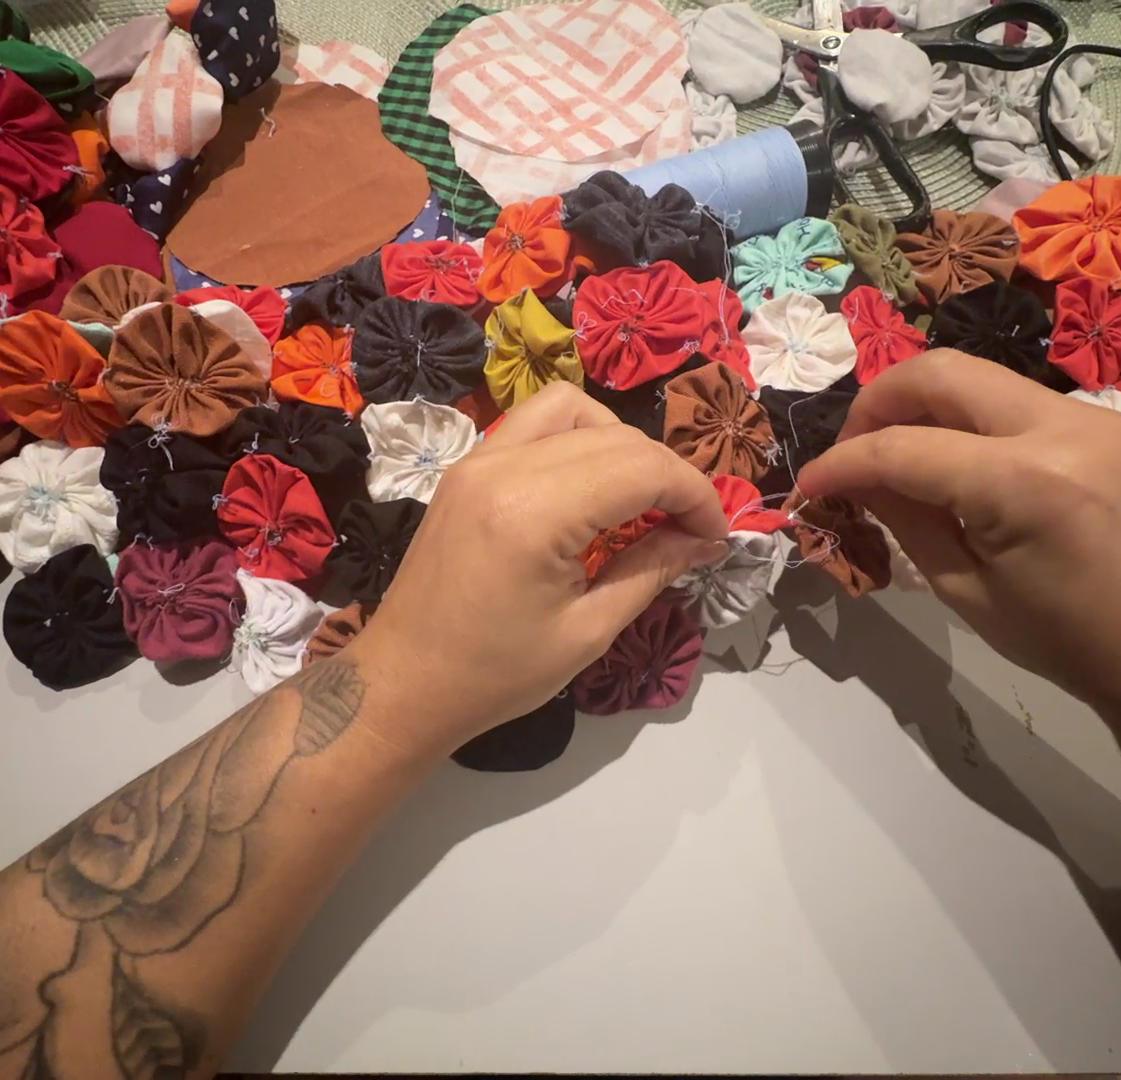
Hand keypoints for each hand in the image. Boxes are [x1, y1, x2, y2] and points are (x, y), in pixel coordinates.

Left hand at [350, 383, 728, 756]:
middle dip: (667, 473)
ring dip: (620, 443)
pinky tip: (587, 488)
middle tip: (686, 525)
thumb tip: (706, 538)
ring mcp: (478, 460)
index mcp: (534, 513)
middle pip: (615, 435)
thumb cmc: (495, 675)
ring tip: (636, 498)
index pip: (642, 467)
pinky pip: (534, 424)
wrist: (404, 683)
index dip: (695, 494)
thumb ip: (651, 569)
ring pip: (572, 409)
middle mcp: (503, 467)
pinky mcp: (466, 469)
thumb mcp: (587, 632)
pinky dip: (576, 439)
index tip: (716, 533)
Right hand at [797, 350, 1120, 726]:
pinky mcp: (1103, 424)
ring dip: (917, 406)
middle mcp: (1059, 427)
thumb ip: (904, 519)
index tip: (808, 486)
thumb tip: (852, 480)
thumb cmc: (1070, 644)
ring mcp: (1089, 417)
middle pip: (937, 372)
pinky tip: (948, 464)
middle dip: (874, 405)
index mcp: (1022, 484)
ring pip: (973, 377)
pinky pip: (1008, 401)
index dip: (840, 464)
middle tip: (849, 455)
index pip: (900, 449)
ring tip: (891, 459)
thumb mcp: (965, 590)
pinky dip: (959, 419)